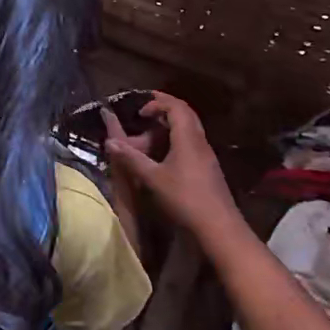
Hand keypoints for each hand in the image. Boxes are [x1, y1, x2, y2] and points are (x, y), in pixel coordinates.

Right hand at [103, 91, 239, 238]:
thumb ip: (132, 159)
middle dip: (166, 107)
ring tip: (154, 131)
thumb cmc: (185, 198)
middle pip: (186, 113)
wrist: (219, 227)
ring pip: (191, 128)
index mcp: (188, 138)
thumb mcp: (153, 178)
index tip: (141, 113)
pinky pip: (193, 142)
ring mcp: (207, 155)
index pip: (176, 107)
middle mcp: (200, 141)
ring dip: (173, 123)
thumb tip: (109, 142)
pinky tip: (167, 153)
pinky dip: (178, 137)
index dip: (158, 103)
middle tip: (147, 110)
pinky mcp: (209, 168)